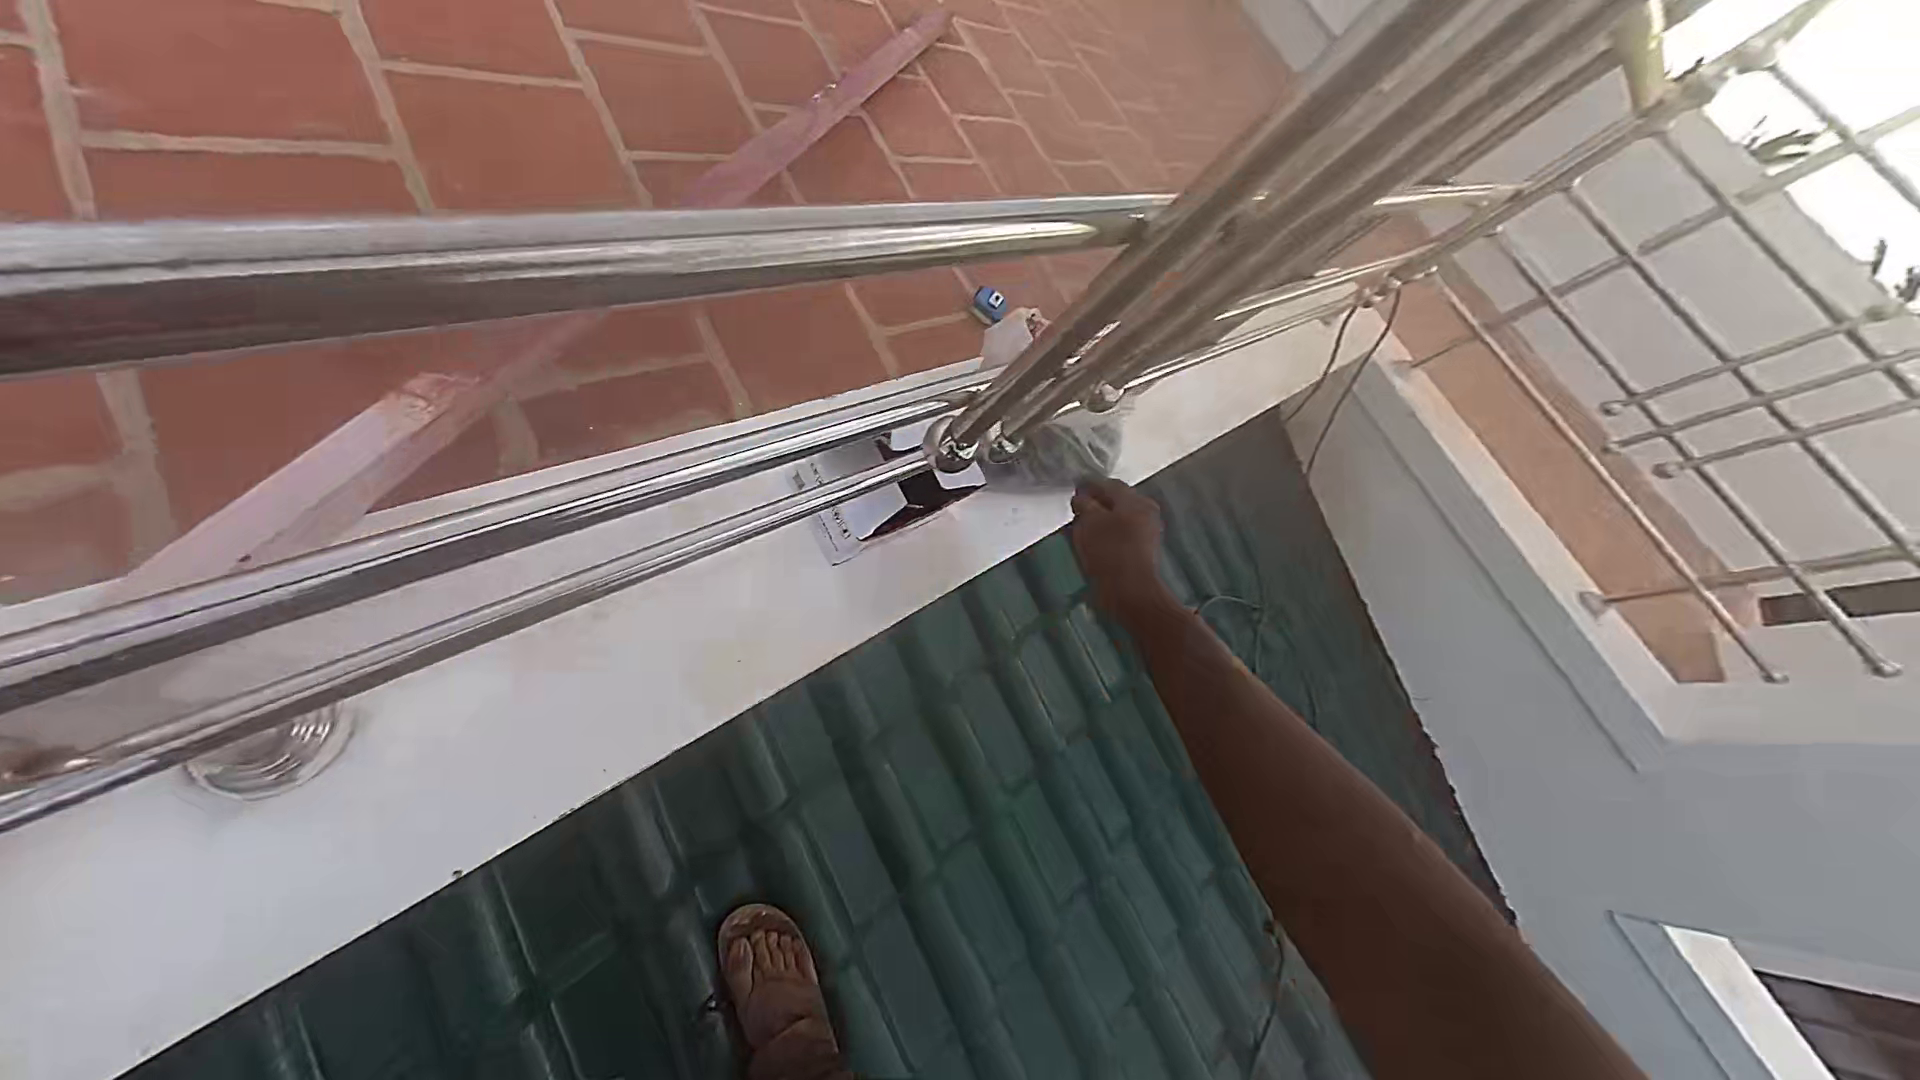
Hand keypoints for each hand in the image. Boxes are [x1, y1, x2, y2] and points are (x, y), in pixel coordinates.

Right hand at [1069, 479, 1177, 619]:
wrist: (1129, 591)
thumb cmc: (1109, 551)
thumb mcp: (1089, 522)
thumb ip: (1084, 505)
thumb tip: (1081, 498)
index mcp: (1136, 501)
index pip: (1110, 485)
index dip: (1090, 485)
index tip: (1074, 489)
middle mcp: (1145, 513)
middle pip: (1117, 501)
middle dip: (1096, 503)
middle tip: (1076, 508)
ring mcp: (1146, 534)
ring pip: (1119, 519)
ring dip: (1100, 520)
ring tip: (1080, 526)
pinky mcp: (1141, 552)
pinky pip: (1120, 536)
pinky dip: (1106, 535)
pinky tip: (1092, 542)